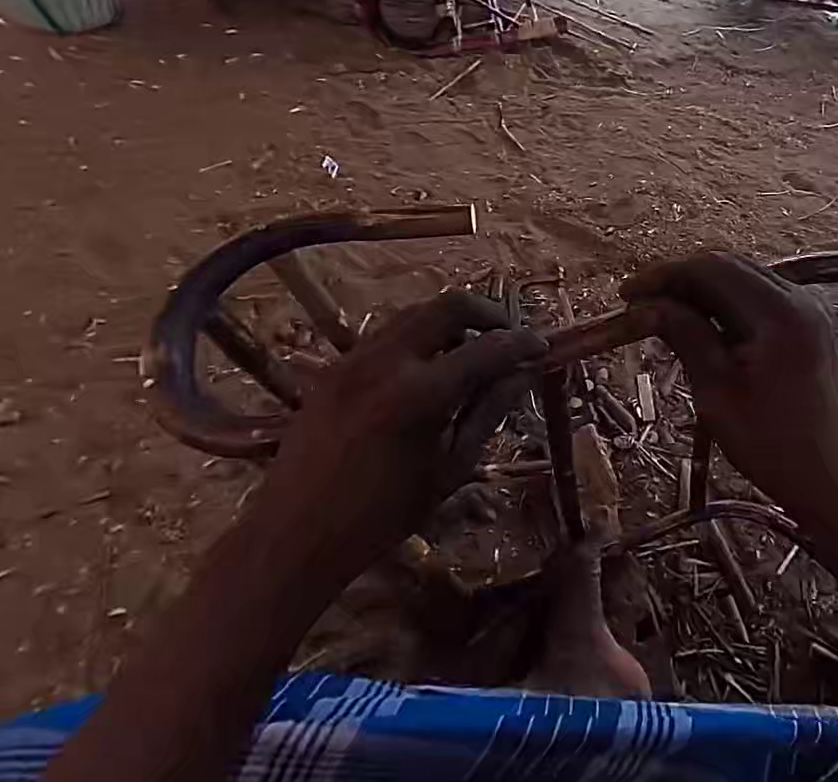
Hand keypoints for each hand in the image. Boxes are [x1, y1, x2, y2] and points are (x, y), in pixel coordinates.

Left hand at [255, 289, 544, 560]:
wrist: (296, 531)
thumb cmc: (381, 516)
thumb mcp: (449, 470)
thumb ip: (488, 413)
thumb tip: (521, 375)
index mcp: (420, 395)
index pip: (485, 350)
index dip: (520, 343)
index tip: (541, 345)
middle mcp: (387, 361)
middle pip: (448, 306)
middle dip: (487, 312)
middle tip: (507, 333)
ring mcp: (355, 357)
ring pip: (415, 313)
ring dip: (451, 321)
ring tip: (471, 348)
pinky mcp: (336, 364)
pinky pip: (387, 333)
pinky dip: (418, 336)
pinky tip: (427, 365)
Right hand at [621, 254, 837, 524]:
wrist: (835, 489)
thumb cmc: (772, 448)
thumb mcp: (717, 393)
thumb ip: (686, 336)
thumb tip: (649, 304)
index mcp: (781, 314)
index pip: (712, 270)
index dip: (664, 275)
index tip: (626, 294)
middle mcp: (801, 301)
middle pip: (729, 267)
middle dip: (680, 280)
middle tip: (639, 304)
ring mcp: (809, 313)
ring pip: (742, 281)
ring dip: (700, 292)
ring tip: (661, 315)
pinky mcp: (809, 329)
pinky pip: (758, 300)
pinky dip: (723, 306)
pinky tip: (698, 326)